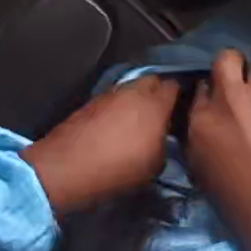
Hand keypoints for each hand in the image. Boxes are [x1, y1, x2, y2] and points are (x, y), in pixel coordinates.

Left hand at [21, 76, 181, 213]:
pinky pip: (114, 97)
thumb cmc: (117, 169)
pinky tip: (118, 122)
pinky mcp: (91, 102)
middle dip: (160, 90)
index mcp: (154, 105)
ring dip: (138, 97)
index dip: (182, 94)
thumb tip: (162, 137)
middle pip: (153, 80)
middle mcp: (133, 92)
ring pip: (131, 87)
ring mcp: (109, 94)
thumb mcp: (154, 166)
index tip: (184, 106)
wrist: (67, 167)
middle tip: (163, 109)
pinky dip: (120, 105)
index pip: (175, 86)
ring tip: (140, 117)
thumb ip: (164, 145)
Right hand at [186, 49, 250, 250]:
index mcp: (200, 121)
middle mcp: (230, 101)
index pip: (201, 87)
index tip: (217, 101)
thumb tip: (206, 123)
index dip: (211, 91)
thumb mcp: (203, 171)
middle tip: (240, 84)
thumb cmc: (239, 202)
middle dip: (233, 66)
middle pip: (227, 59)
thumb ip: (201, 138)